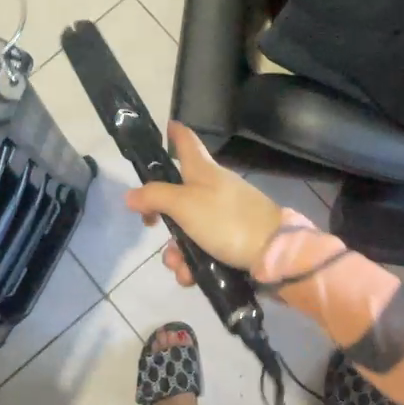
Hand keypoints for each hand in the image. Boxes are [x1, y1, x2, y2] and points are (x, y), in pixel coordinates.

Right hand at [124, 122, 285, 281]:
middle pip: (178, 195)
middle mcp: (213, 188)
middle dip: (161, 217)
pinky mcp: (232, 240)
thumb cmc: (226, 220)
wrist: (273, 253)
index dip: (175, 133)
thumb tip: (130, 195)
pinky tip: (191, 277)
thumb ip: (154, 197)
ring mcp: (224, 215)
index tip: (166, 126)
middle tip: (150, 226)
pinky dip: (193, 263)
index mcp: (203, 171)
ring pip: (187, 228)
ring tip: (179, 267)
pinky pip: (202, 250)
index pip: (187, 142)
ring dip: (176, 250)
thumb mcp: (184, 205)